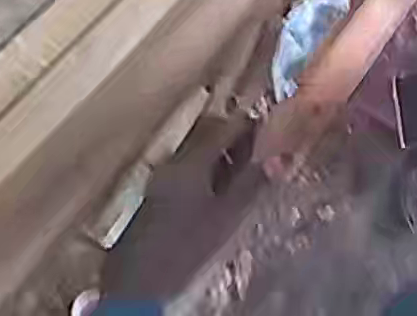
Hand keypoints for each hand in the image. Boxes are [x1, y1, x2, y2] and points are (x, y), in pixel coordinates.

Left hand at [101, 116, 262, 300]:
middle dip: (236, 140)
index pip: (230, 125)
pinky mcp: (153, 199)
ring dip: (220, 158)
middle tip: (258, 156)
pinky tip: (213, 197)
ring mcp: (160, 180)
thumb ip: (255, 181)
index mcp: (193, 159)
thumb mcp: (227, 215)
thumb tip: (283, 155)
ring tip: (239, 178)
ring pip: (197, 153)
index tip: (273, 136)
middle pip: (211, 134)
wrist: (133, 292)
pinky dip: (204, 174)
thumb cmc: (185, 248)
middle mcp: (174, 162)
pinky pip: (185, 171)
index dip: (254, 126)